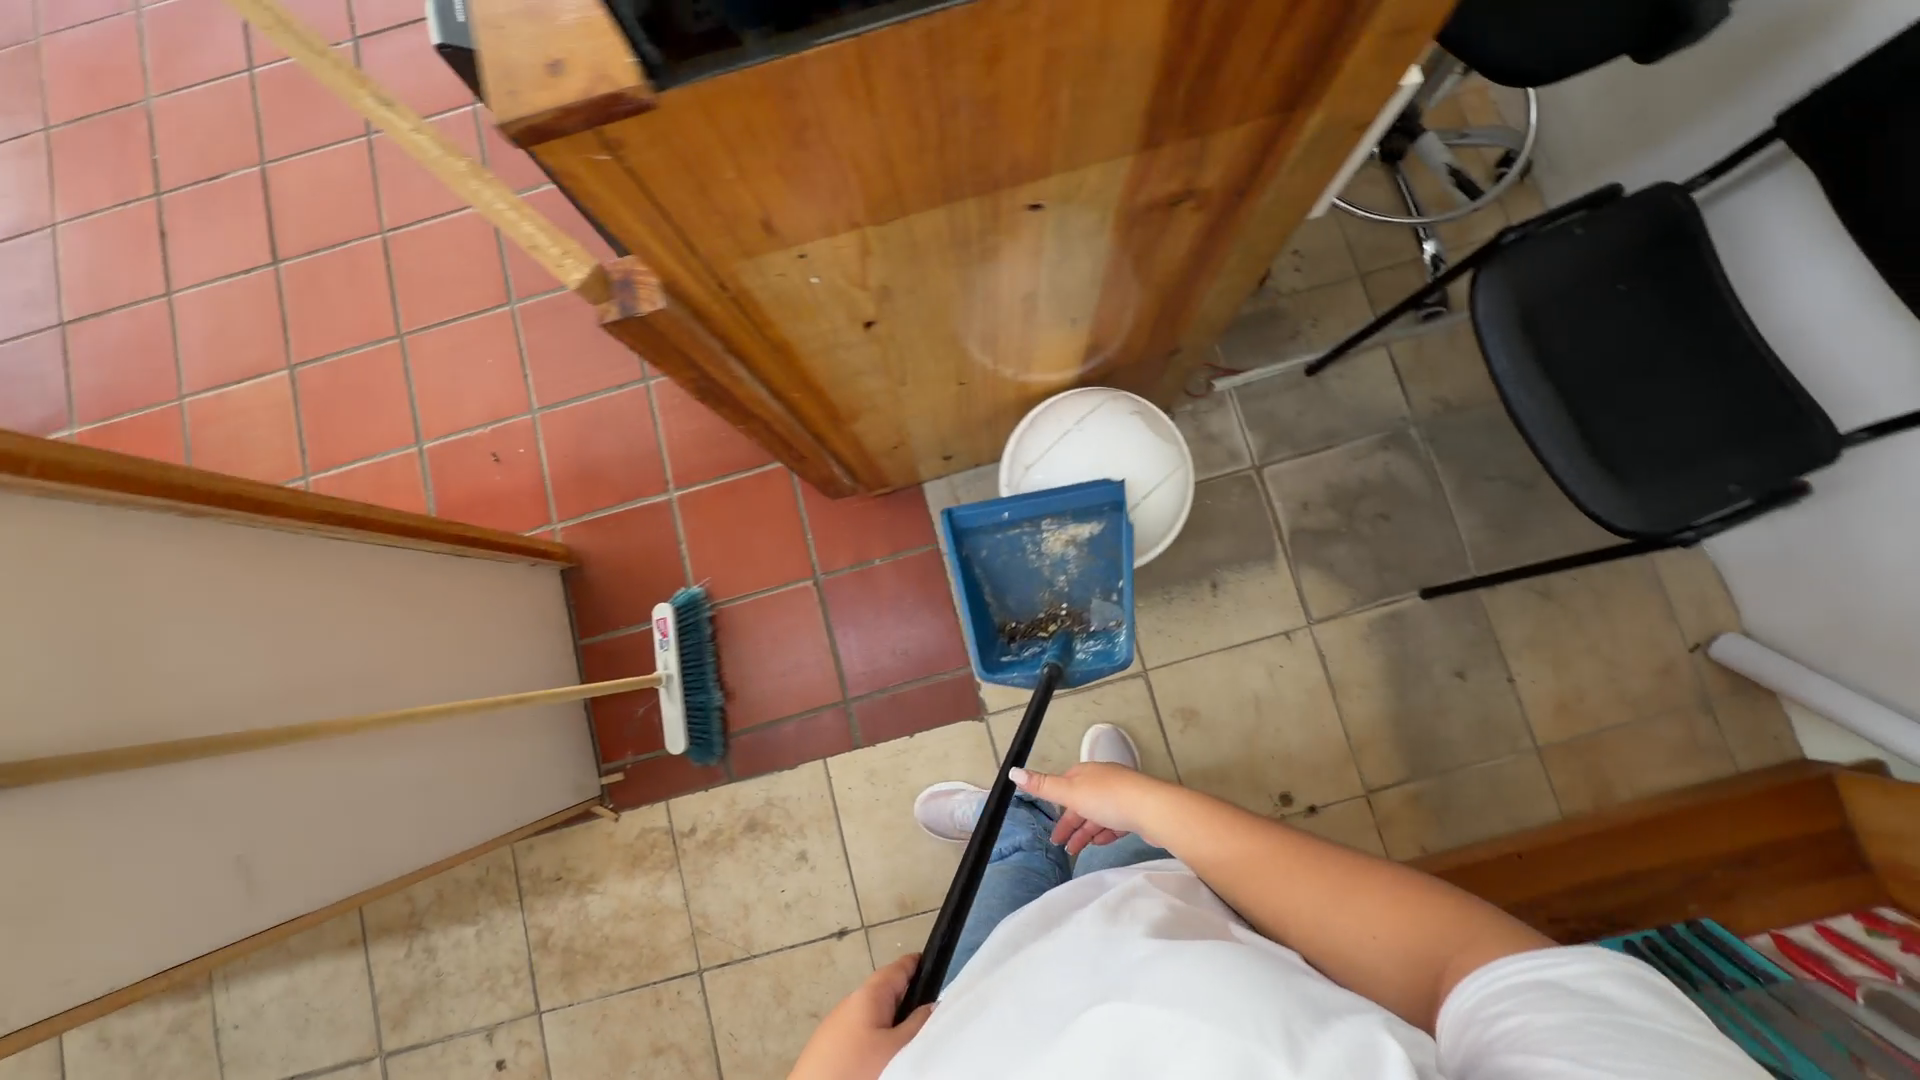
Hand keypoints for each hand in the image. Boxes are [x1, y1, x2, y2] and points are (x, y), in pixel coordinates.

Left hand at [789, 953, 933, 1079]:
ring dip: (892, 1023)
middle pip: (887, 993)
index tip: (937, 966)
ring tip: (909, 1041)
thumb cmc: (858, 1069)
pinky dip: (876, 1038)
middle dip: (908, 1000)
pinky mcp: (829, 1047)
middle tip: (931, 1015)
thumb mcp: (898, 1048)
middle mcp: (850, 1003)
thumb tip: (932, 1004)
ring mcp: (837, 1025)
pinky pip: (861, 1034)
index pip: (898, 967)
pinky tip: (882, 1058)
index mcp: (868, 994)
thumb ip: (918, 1024)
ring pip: (874, 1016)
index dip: (918, 964)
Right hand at [1011, 762, 1170, 855]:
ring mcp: (1121, 795)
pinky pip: (1114, 823)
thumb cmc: (1107, 799)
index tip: (1051, 825)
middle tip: (1061, 846)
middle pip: (1081, 803)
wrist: (1152, 809)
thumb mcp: (1070, 792)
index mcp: (1086, 773)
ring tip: (1077, 851)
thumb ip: (1043, 786)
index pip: (1066, 786)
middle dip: (1070, 824)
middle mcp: (1103, 781)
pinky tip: (1100, 843)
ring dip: (1086, 832)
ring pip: (1097, 815)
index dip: (1057, 805)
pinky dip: (1104, 833)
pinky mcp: (1135, 811)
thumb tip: (1013, 771)